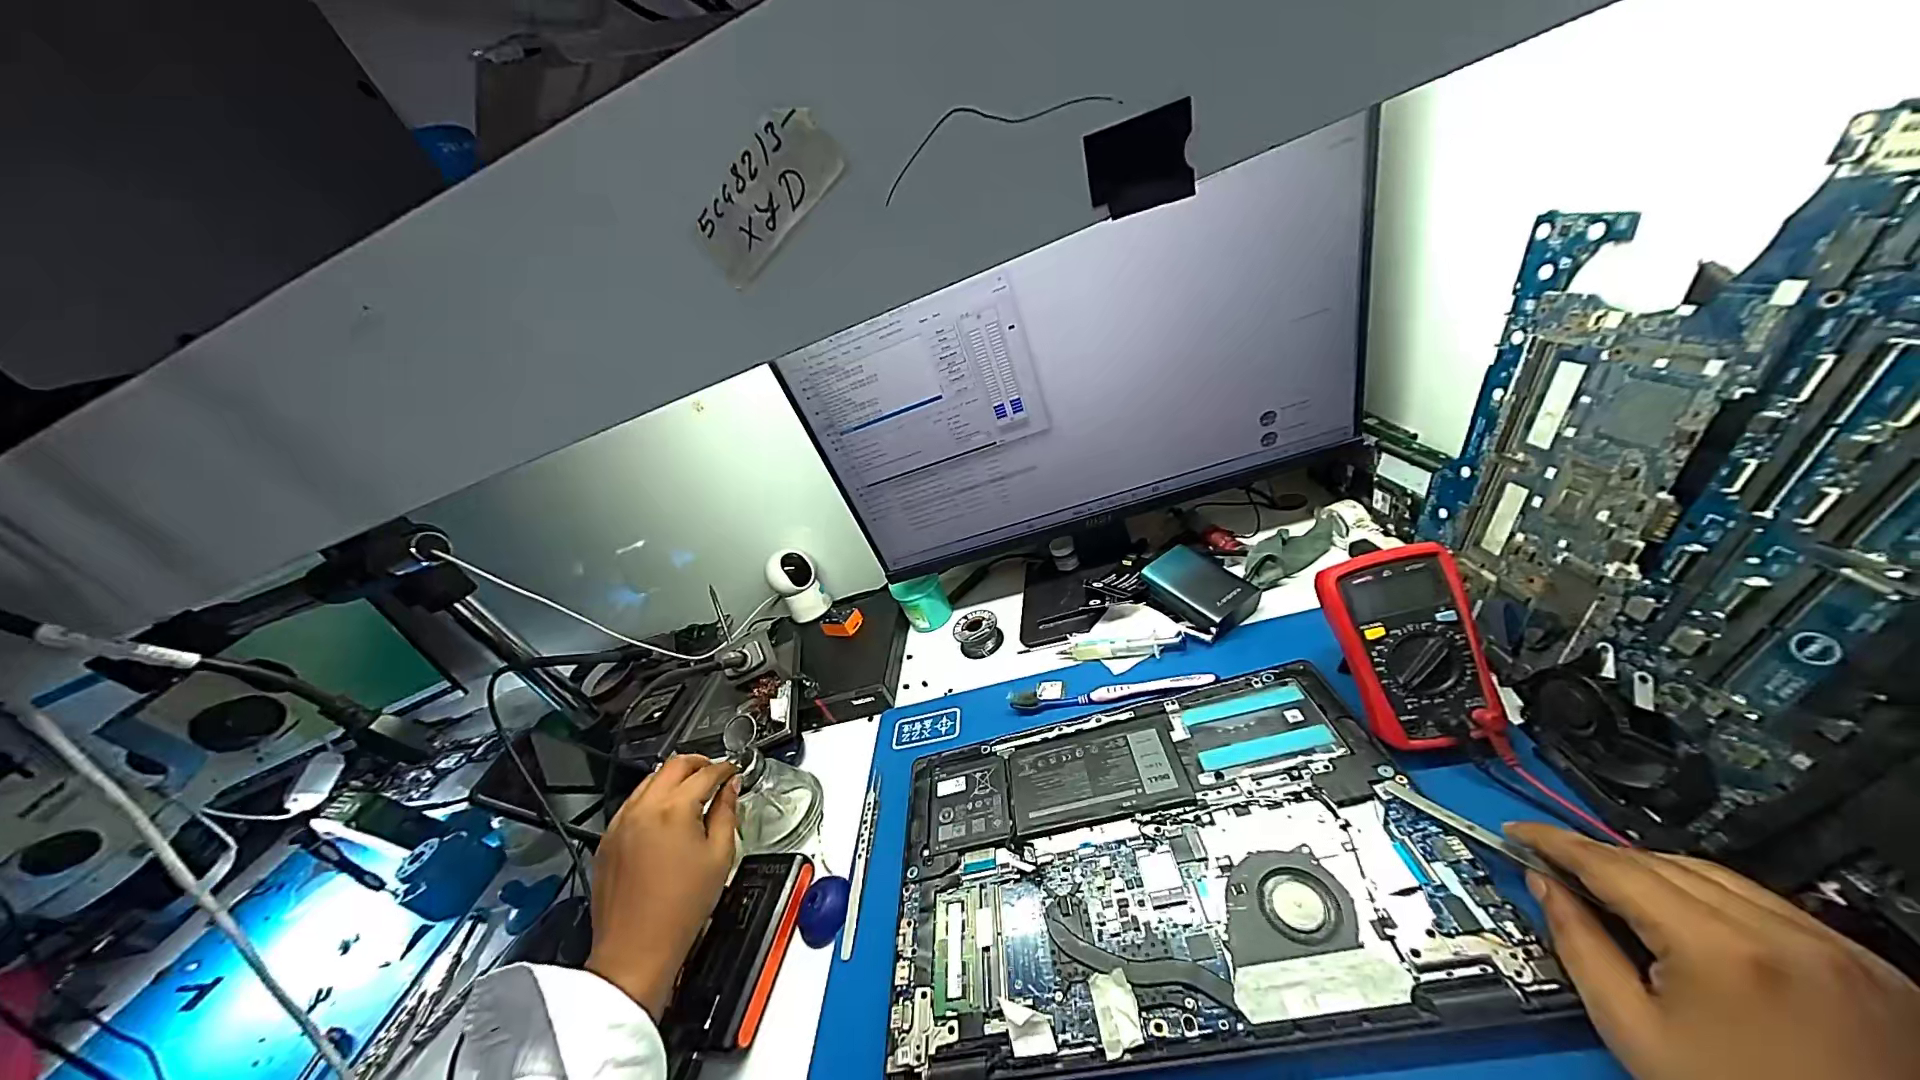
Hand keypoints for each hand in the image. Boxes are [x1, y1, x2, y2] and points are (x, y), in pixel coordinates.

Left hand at [586, 754, 738, 1017]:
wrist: (636, 949)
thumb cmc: (679, 910)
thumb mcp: (720, 856)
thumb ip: (727, 813)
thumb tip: (730, 790)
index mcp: (673, 809)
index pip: (705, 772)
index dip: (725, 768)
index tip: (733, 772)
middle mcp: (642, 809)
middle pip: (673, 765)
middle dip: (698, 763)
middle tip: (715, 772)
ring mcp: (620, 824)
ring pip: (649, 780)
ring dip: (673, 778)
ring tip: (692, 790)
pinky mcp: (607, 841)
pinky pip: (632, 804)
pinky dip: (652, 798)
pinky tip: (666, 814)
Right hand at [1508, 822, 1919, 1079]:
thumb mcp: (1632, 1028)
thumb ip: (1579, 946)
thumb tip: (1545, 886)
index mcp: (1722, 949)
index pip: (1613, 867)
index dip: (1555, 843)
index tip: (1520, 833)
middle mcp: (1787, 936)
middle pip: (1662, 864)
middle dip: (1600, 858)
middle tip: (1554, 863)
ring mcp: (1839, 951)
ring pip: (1715, 875)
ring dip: (1653, 872)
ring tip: (1615, 889)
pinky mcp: (1872, 969)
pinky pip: (1768, 905)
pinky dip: (1711, 897)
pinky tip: (1687, 918)